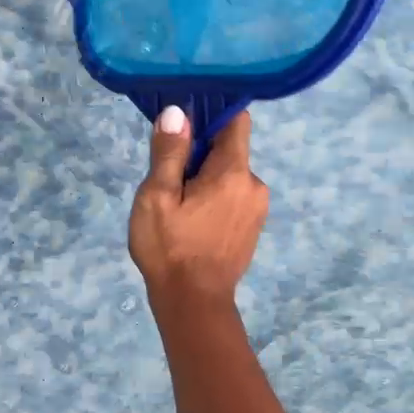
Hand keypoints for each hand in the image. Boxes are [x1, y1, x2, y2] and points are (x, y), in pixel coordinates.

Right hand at [128, 107, 268, 307]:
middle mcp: (255, 185)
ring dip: (202, 177)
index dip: (211, 110)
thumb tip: (177, 111)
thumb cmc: (169, 246)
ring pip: (228, 175)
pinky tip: (188, 218)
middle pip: (228, 149)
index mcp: (233, 172)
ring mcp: (257, 208)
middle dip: (198, 151)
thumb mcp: (156, 196)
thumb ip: (169, 152)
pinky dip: (211, 196)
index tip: (183, 114)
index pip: (235, 120)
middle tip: (163, 171)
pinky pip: (231, 196)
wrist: (193, 301)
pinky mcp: (251, 226)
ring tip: (172, 200)